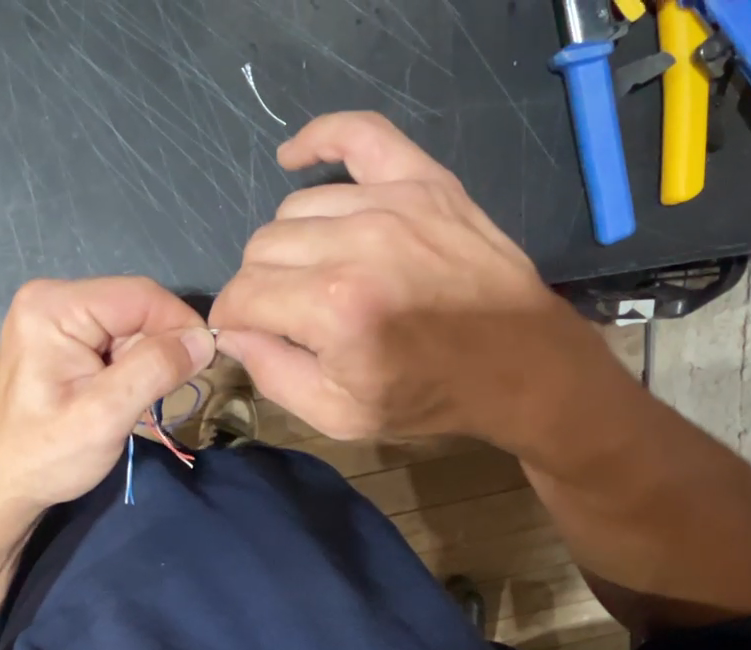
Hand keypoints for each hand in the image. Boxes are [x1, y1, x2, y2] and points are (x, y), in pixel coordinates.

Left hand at [0, 277, 215, 527]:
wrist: (1, 487)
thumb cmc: (46, 457)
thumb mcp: (105, 416)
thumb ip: (155, 369)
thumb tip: (205, 339)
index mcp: (53, 307)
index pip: (141, 295)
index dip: (180, 326)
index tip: (203, 365)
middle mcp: (48, 299)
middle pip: (133, 308)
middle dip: (155, 350)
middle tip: (148, 399)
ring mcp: (50, 318)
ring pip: (126, 327)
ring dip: (140, 364)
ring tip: (123, 405)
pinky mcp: (55, 340)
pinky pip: (109, 341)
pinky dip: (124, 369)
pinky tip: (111, 399)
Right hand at [210, 112, 613, 447]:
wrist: (519, 365)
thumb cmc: (426, 397)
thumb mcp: (337, 415)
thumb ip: (271, 374)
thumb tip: (231, 332)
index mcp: (334, 309)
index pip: (242, 295)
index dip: (232, 320)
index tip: (244, 334)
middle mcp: (357, 244)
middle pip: (262, 249)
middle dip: (260, 287)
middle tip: (287, 314)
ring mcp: (393, 203)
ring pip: (295, 208)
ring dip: (290, 244)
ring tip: (314, 271)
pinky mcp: (424, 180)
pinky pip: (359, 132)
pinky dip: (319, 139)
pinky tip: (294, 158)